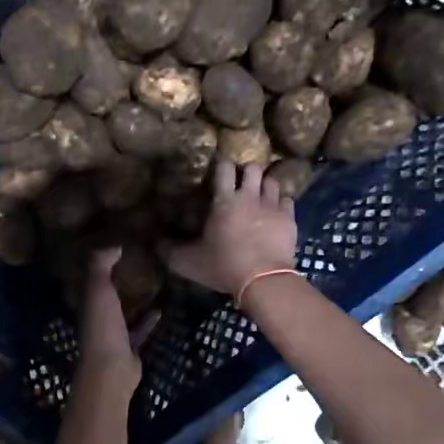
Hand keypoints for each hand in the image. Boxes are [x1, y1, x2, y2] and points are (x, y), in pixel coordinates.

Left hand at [78, 247, 140, 386]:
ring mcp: (113, 333)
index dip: (98, 262)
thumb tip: (113, 243)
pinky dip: (148, 320)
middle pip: (106, 294)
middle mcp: (97, 316)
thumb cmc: (102, 326)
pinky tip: (160, 309)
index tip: (113, 246)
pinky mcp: (129, 346)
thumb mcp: (98, 289)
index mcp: (86, 302)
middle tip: (135, 262)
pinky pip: (140, 329)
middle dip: (116, 280)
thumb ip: (101, 264)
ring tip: (150, 284)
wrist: (112, 368)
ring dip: (133, 300)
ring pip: (123, 311)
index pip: (89, 277)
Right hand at [169, 160, 297, 294]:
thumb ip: (170, 251)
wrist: (263, 279)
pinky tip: (277, 211)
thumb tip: (155, 244)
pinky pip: (288, 200)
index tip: (219, 168)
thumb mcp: (189, 262)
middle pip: (253, 167)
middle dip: (248, 171)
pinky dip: (282, 202)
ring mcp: (272, 205)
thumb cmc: (224, 267)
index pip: (224, 168)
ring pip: (272, 181)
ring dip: (266, 185)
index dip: (222, 164)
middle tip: (243, 182)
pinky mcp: (289, 218)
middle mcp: (249, 196)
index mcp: (224, 201)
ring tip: (261, 194)